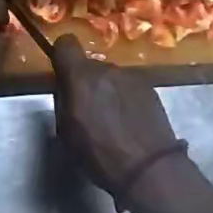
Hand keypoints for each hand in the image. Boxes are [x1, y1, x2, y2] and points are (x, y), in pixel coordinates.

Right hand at [50, 35, 185, 205]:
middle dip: (86, 82)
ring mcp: (131, 77)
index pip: (66, 43)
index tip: (63, 73)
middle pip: (90, 65)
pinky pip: (129, 87)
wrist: (149, 169)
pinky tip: (129, 123)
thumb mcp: (66, 132)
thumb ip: (64, 101)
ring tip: (111, 120)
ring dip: (107, 91)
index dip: (62, 55)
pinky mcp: (150, 89)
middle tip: (87, 108)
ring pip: (110, 77)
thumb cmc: (99, 154)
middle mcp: (106, 69)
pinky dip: (125, 99)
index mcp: (80, 76)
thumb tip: (66, 89)